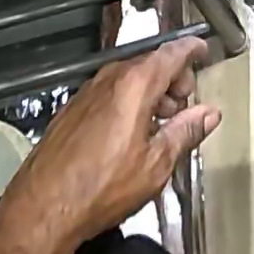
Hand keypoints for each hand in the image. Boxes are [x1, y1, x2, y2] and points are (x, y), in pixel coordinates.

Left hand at [0, 38, 221, 253]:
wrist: (45, 204)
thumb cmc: (99, 186)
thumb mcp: (155, 163)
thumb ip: (186, 131)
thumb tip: (208, 114)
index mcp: (135, 84)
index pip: (171, 53)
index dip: (191, 49)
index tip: (202, 49)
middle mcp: (111, 78)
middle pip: (152, 63)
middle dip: (174, 78)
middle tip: (186, 103)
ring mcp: (90, 89)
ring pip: (131, 77)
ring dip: (152, 92)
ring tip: (163, 122)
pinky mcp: (76, 105)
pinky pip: (112, 90)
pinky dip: (130, 100)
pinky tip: (133, 130)